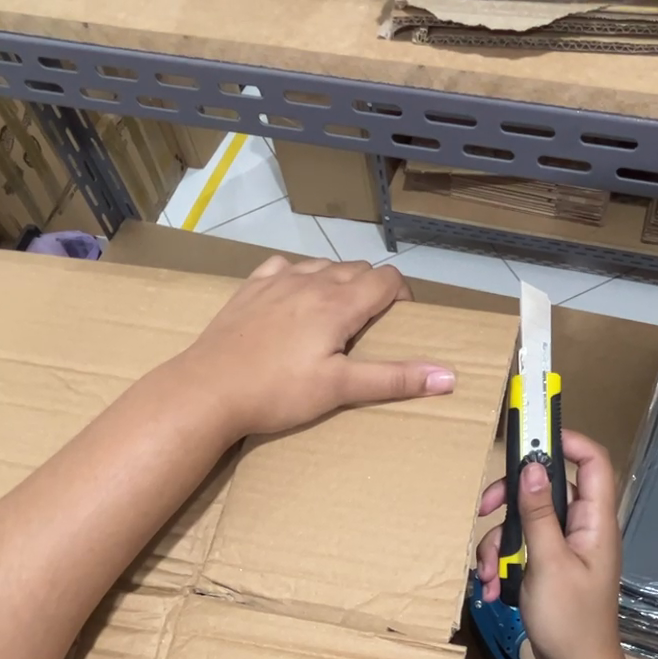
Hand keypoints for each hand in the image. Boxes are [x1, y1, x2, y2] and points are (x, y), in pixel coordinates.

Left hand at [174, 256, 456, 437]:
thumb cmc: (278, 393)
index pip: (386, 279)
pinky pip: (284, 267)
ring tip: (335, 315)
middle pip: (356, 269)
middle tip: (370, 327)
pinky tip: (293, 298)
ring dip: (338, 281)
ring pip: (321, 265)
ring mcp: (276, 281)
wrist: (209, 389)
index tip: (400, 321)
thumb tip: (448, 376)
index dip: (401, 295)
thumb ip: (394, 379)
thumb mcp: (340, 389)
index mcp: (338, 304)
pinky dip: (300, 276)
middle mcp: (311, 282)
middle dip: (372, 290)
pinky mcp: (249, 289)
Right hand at [476, 432, 625, 658]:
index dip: (567, 441)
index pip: (592, 462)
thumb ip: (538, 514)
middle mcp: (582, 527)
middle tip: (484, 508)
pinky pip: (521, 547)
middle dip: (509, 498)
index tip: (530, 436)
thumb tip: (532, 466)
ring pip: (525, 520)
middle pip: (545, 488)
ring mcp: (565, 547)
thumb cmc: (570, 619)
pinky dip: (501, 562)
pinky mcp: (549, 565)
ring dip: (498, 542)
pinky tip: (489, 586)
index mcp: (594, 521)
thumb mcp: (547, 563)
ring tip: (485, 573)